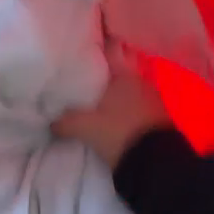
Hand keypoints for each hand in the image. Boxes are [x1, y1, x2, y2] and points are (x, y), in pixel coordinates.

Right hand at [54, 43, 173, 168]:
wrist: (158, 164)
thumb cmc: (119, 133)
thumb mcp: (85, 128)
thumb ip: (66, 121)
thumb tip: (51, 121)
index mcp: (123, 75)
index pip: (109, 53)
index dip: (96, 50)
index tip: (83, 49)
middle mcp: (141, 81)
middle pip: (119, 72)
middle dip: (105, 77)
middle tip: (86, 80)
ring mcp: (154, 99)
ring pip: (130, 91)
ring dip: (118, 96)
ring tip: (99, 102)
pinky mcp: (162, 118)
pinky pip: (139, 107)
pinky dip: (128, 110)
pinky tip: (117, 118)